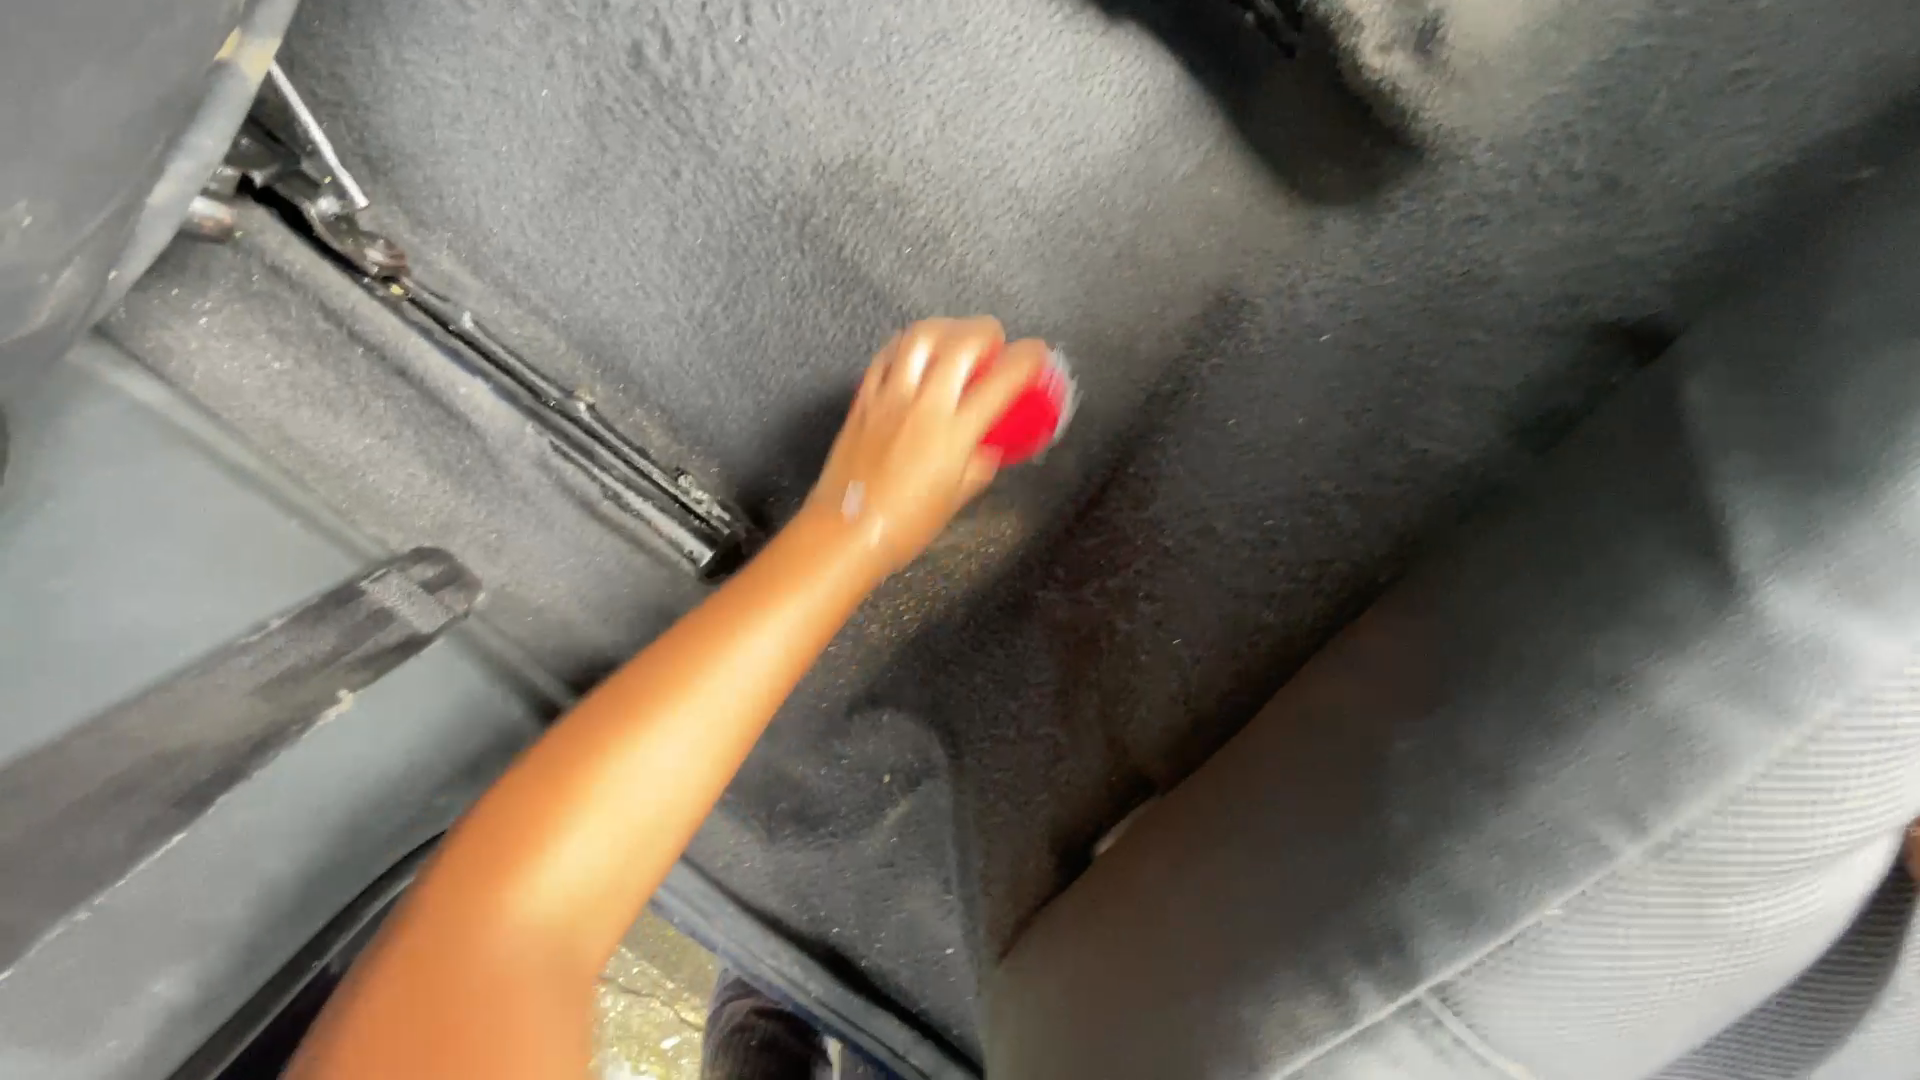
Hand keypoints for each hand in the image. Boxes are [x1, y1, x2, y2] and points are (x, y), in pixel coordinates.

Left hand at [804, 316, 1048, 573]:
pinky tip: (914, 352)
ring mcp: (889, 399)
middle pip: (960, 343)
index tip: (1036, 353)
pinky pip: (886, 357)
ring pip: (918, 338)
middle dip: (985, 331)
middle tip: (996, 339)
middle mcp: (922, 406)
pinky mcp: (862, 401)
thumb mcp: (955, 498)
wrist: (845, 532)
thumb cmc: (903, 526)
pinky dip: (906, 345)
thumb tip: (988, 449)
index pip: (1001, 381)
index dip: (1026, 359)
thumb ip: (977, 466)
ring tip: (956, 336)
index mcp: (953, 434)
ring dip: (945, 328)